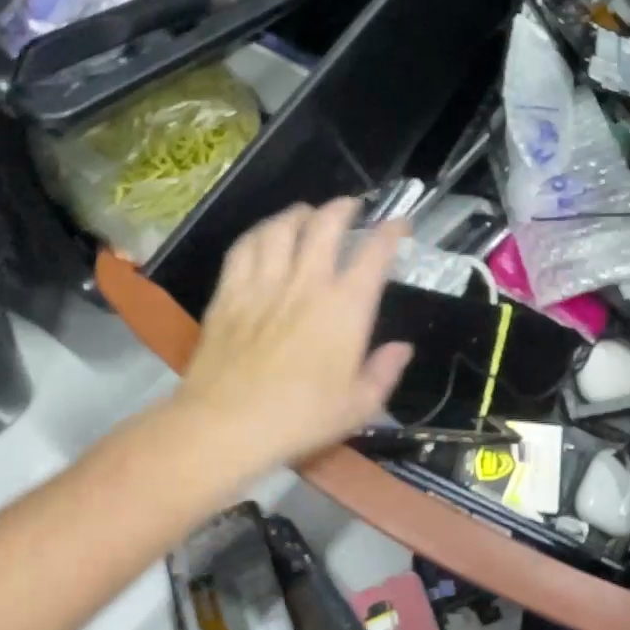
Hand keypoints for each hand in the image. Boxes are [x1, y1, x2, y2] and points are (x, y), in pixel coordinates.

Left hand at [170, 198, 412, 477]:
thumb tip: (402, 348)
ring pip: (282, 228)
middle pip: (325, 226)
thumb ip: (384, 372)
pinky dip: (258, 233)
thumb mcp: (359, 406)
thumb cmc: (301, 418)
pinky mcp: (229, 292)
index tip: (398, 224)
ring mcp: (264, 283)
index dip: (390, 232)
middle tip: (350, 206)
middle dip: (342, 208)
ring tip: (306, 213)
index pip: (374, 254)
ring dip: (298, 214)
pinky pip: (244, 247)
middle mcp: (307, 283)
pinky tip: (263, 235)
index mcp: (346, 308)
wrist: (227, 424)